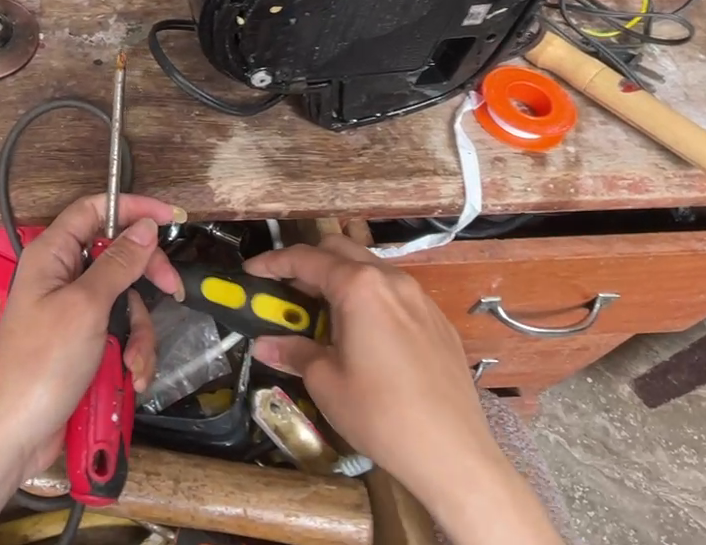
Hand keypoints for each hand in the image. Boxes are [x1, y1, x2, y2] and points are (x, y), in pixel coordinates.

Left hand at [0, 193, 183, 476]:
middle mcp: (62, 276)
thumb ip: (119, 263)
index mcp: (53, 254)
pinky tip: (129, 378)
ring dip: (138, 333)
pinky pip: (118, 335)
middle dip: (146, 278)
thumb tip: (145, 225)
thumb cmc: (41, 362)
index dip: (131, 207)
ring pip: (124, 302)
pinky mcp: (82, 345)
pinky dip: (129, 355)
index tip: (170, 216)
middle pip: (117, 256)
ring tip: (132, 362)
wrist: (13, 433)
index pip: (94, 210)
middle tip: (171, 290)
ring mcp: (72, 312)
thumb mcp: (86, 306)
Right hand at [244, 237, 561, 544]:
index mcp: (359, 287)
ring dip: (341, 280)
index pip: (305, 259)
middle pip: (340, 250)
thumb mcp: (325, 382)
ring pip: (371, 269)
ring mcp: (421, 299)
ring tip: (324, 316)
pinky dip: (370, 299)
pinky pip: (396, 294)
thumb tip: (264, 344)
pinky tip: (364, 336)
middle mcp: (392, 280)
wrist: (454, 455)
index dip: (272, 263)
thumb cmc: (380, 413)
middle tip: (288, 292)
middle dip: (309, 263)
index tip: (251, 273)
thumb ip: (294, 351)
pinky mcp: (439, 323)